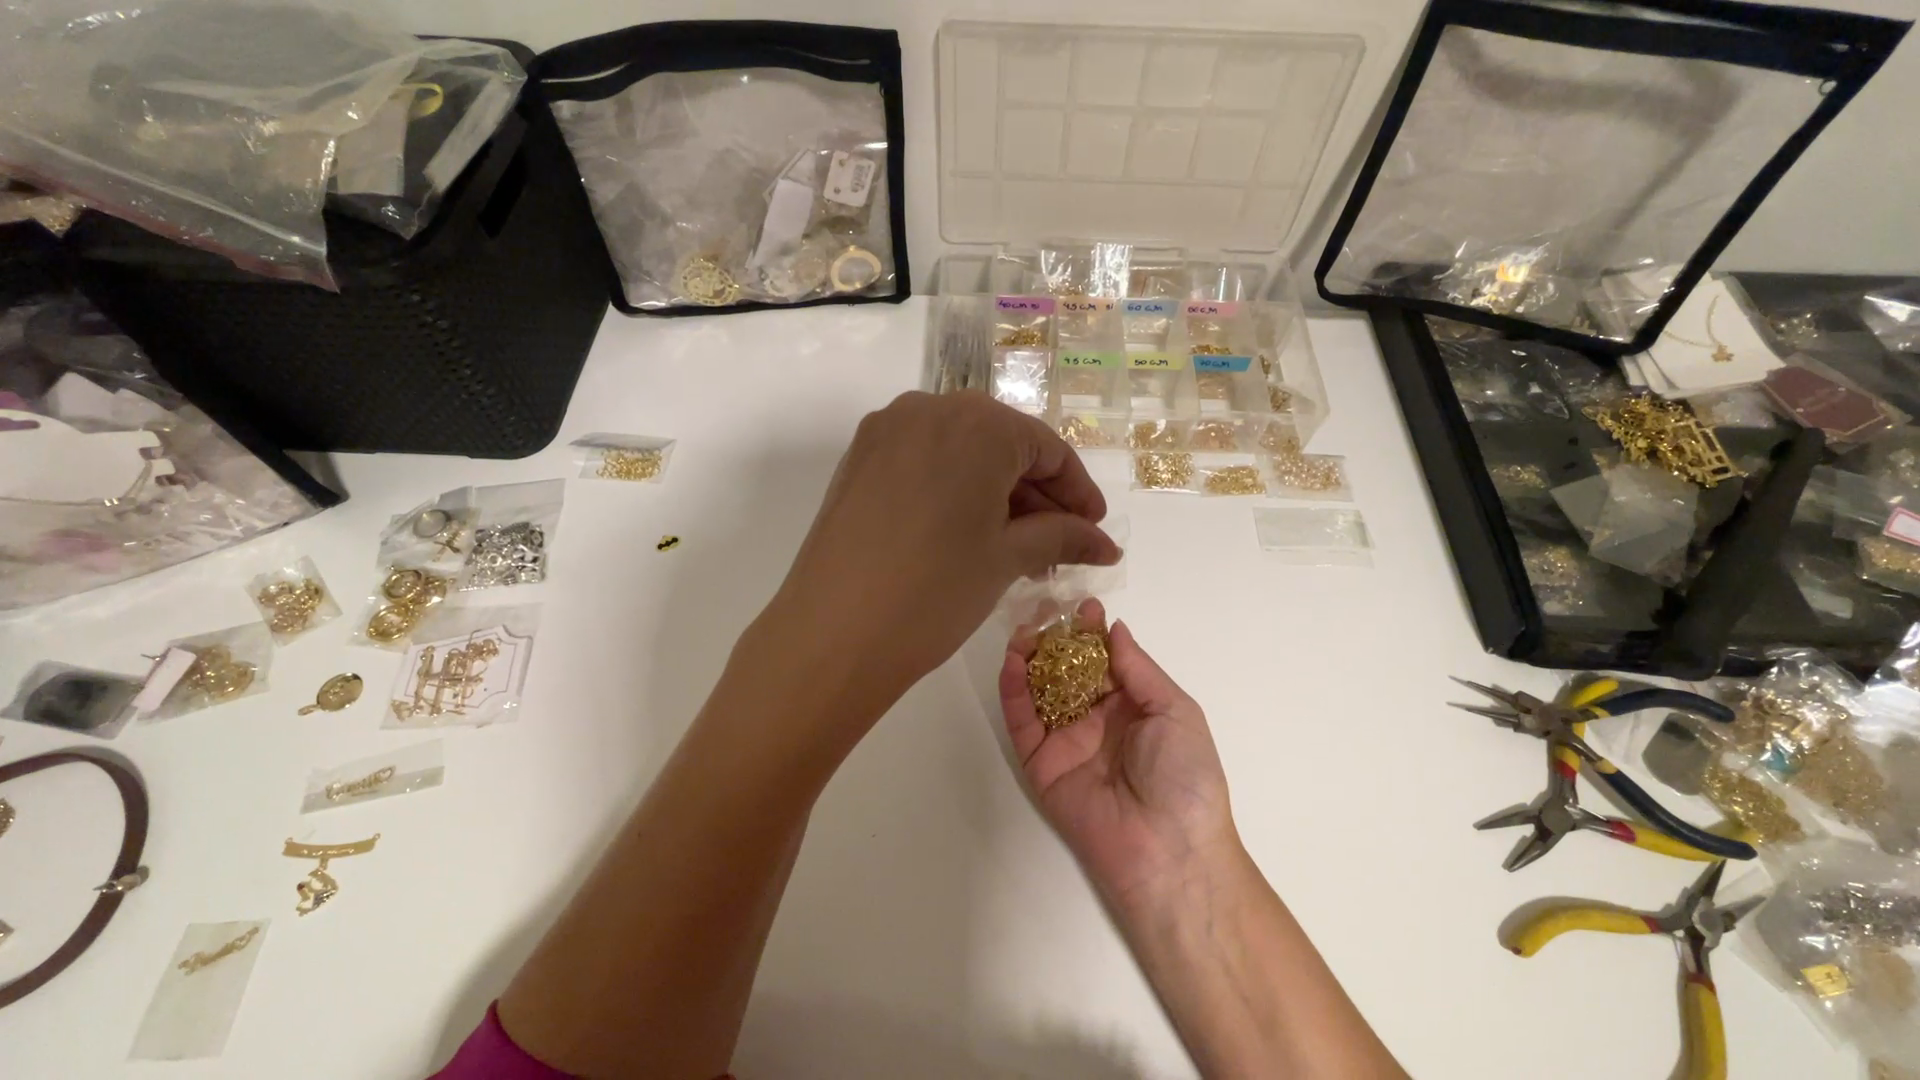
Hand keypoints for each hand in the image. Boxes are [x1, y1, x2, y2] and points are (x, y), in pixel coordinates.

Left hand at [771, 391, 1120, 705]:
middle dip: (1037, 495)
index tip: (1094, 531)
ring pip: (960, 453)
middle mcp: (929, 408)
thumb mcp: (1007, 559)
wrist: (832, 633)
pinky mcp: (858, 459)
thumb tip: (1106, 544)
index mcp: (977, 422)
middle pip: (1002, 444)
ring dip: (995, 494)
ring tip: (1018, 551)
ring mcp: (886, 431)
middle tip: (1059, 547)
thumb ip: (1062, 537)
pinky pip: (924, 462)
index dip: (1078, 492)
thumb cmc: (935, 591)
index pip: (1046, 448)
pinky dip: (954, 490)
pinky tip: (968, 535)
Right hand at [1000, 601, 1238, 910]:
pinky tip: (1012, 662)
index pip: (1104, 660)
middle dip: (1055, 639)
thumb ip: (1139, 669)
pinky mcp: (1040, 764)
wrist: (1170, 850)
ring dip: (1028, 658)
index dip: (1092, 633)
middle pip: (1066, 670)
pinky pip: (1022, 722)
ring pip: (1038, 691)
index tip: (1084, 606)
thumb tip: (1114, 629)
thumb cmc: (1186, 777)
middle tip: (1042, 610)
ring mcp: (1065, 741)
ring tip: (1023, 629)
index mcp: (1132, 706)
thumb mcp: (1176, 711)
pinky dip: (1013, 691)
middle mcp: (1095, 719)